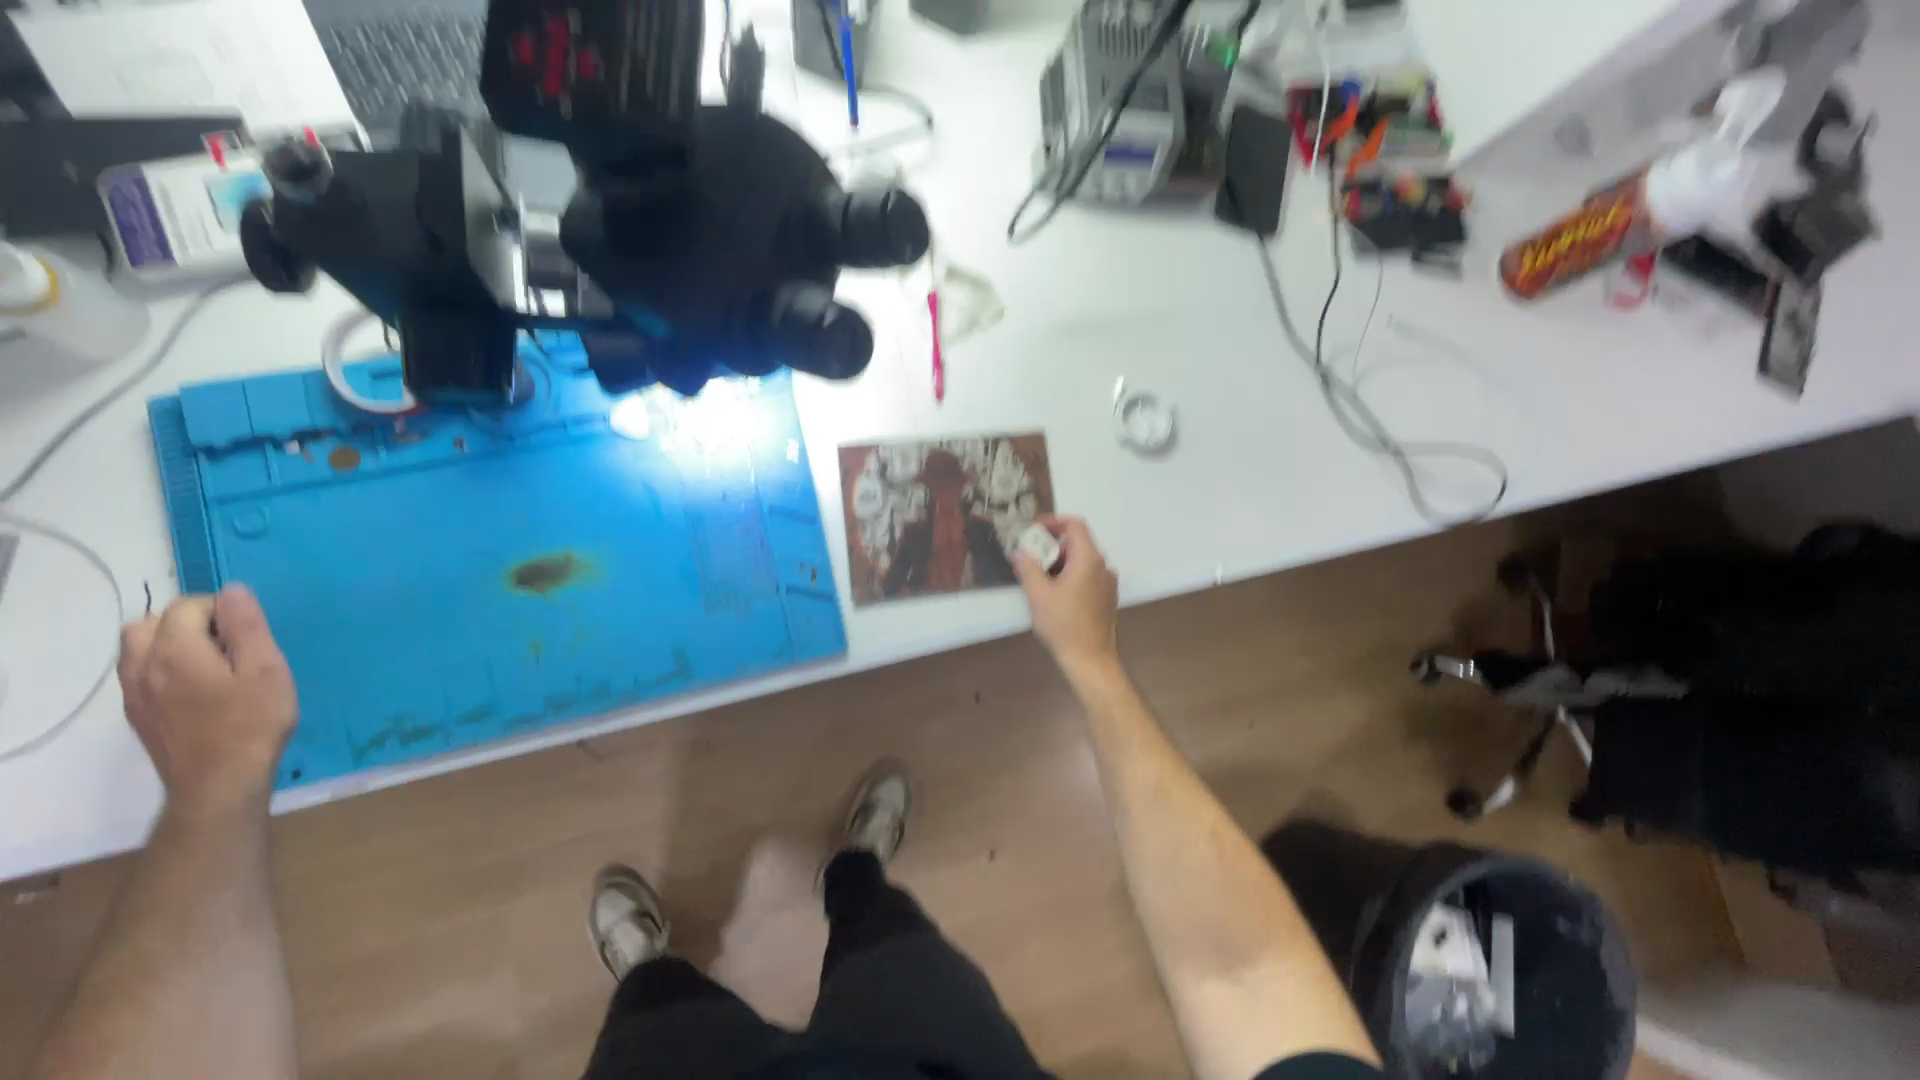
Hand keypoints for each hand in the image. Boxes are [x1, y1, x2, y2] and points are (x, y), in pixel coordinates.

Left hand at [118, 585, 297, 817]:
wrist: (219, 783)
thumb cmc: (252, 722)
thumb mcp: (266, 669)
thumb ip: (246, 626)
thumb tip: (232, 591)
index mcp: (174, 650)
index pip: (186, 607)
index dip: (221, 611)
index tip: (249, 634)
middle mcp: (142, 666)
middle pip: (149, 624)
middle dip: (187, 623)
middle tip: (229, 644)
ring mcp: (134, 693)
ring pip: (137, 649)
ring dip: (169, 644)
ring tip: (211, 664)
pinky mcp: (137, 715)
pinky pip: (139, 675)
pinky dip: (162, 668)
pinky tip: (196, 690)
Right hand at [1013, 515, 1119, 670]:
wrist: (1090, 659)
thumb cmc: (1063, 624)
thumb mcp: (1038, 594)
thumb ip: (1028, 568)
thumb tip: (1019, 552)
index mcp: (1088, 559)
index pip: (1075, 524)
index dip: (1054, 521)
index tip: (1035, 531)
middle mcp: (1103, 566)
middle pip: (1077, 543)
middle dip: (1052, 547)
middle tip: (1030, 561)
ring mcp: (1108, 582)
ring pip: (1082, 561)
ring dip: (1059, 564)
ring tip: (1039, 581)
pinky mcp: (1107, 597)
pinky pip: (1087, 576)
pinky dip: (1070, 576)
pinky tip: (1055, 596)